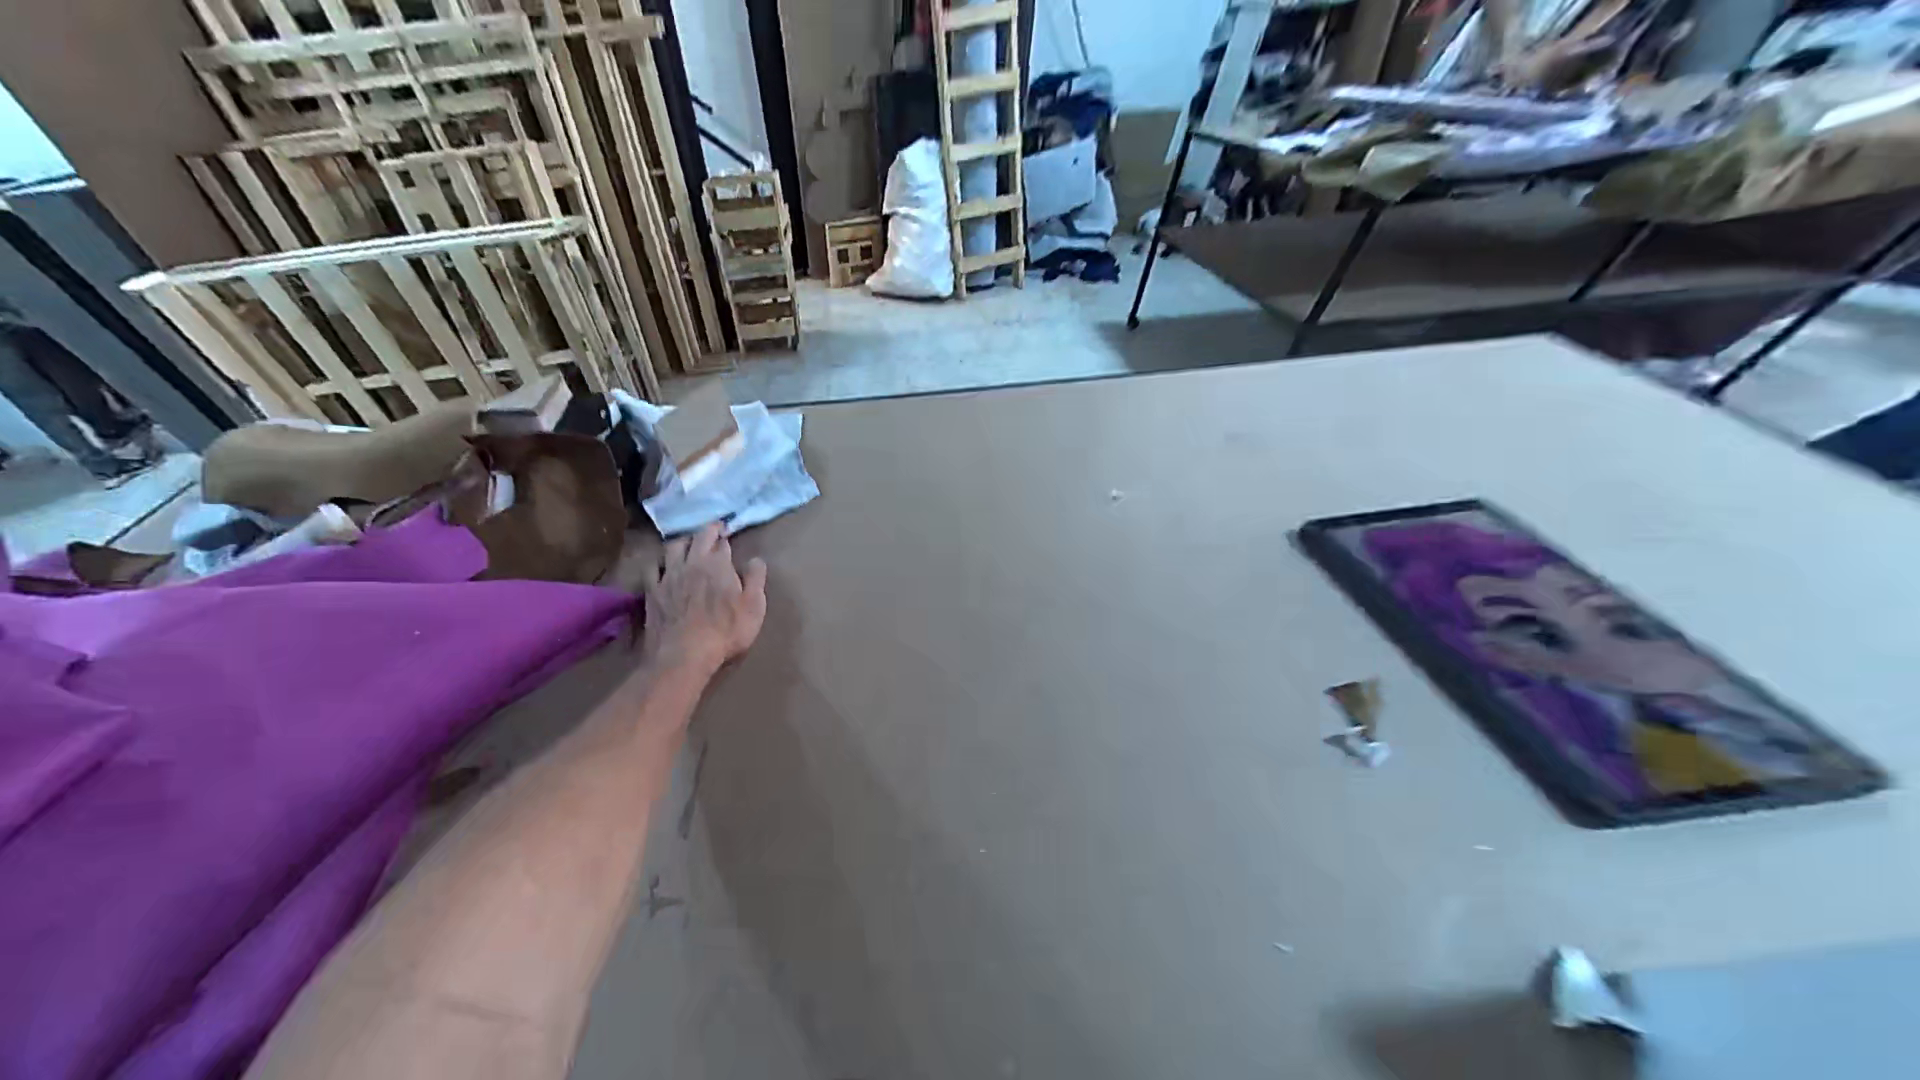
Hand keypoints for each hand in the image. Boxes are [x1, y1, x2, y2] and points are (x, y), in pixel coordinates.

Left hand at [643, 524, 767, 676]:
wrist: (683, 655)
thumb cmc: (726, 631)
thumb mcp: (754, 606)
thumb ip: (756, 579)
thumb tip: (756, 559)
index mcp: (718, 564)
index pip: (721, 542)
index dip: (725, 537)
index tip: (729, 535)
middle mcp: (691, 563)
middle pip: (697, 538)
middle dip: (707, 531)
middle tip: (713, 530)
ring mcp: (668, 576)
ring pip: (673, 547)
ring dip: (683, 541)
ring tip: (689, 544)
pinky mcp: (652, 591)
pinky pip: (653, 567)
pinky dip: (660, 562)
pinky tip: (663, 566)